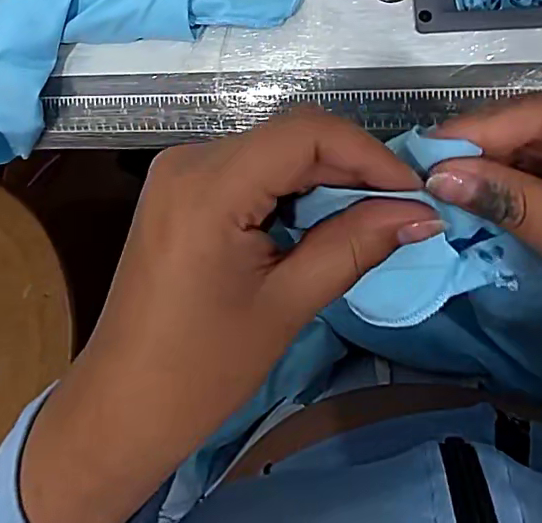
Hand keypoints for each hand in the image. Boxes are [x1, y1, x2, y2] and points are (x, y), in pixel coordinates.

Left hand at [20, 110, 440, 522]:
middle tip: (403, 207)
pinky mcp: (182, 184)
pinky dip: (293, 187)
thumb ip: (355, 245)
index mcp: (208, 185)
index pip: (305, 133)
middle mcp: (190, 158)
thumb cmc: (199, 371)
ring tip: (371, 216)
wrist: (119, 407)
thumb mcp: (287, 305)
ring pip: (274, 149)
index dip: (367, 152)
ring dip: (325, 177)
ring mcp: (181, 167)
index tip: (414, 190)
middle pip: (290, 137)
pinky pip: (252, 167)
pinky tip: (321, 219)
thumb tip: (421, 213)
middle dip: (352, 167)